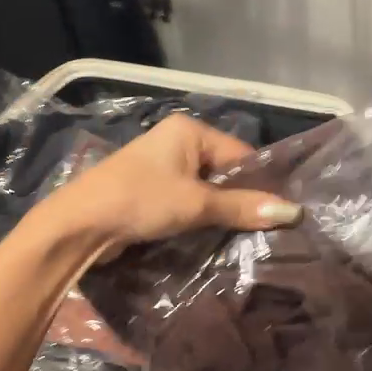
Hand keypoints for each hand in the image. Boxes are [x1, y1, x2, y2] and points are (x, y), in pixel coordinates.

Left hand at [35, 114, 301, 258]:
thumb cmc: (139, 201)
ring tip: (246, 238)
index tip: (281, 213)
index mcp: (189, 131)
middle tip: (268, 230)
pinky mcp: (150, 193)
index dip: (260, 184)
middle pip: (224, 173)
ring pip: (206, 192)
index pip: (240, 155)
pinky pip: (187, 203)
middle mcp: (176, 143)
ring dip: (220, 214)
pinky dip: (200, 220)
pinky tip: (215, 239)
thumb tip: (294, 212)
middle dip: (241, 201)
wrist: (77, 226)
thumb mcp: (196, 204)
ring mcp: (161, 168)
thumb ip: (244, 207)